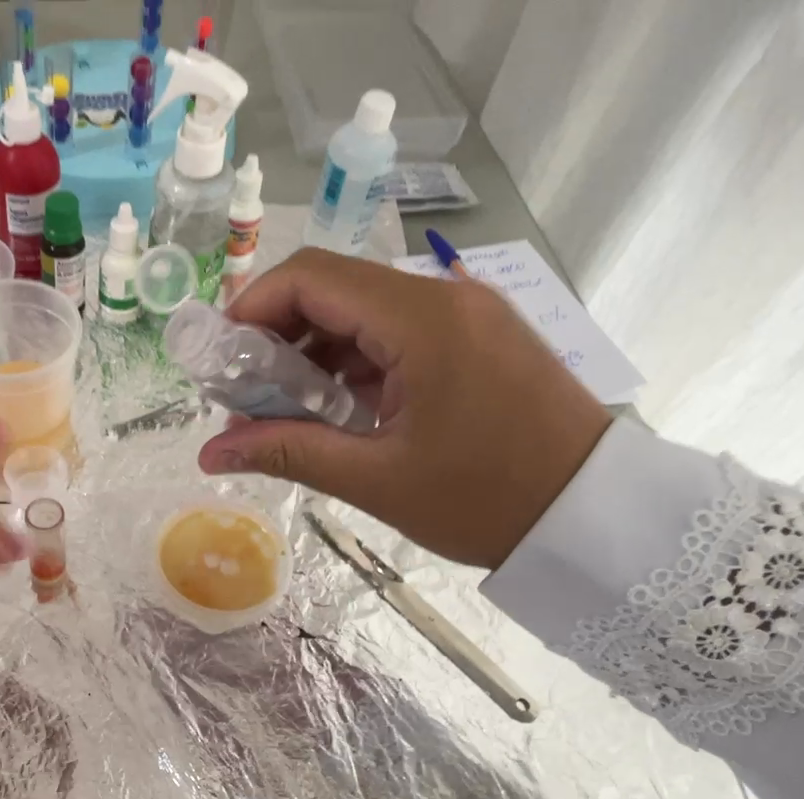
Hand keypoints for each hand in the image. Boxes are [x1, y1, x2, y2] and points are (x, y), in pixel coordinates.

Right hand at [198, 247, 612, 568]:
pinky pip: (398, 331)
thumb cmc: (487, 500)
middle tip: (245, 394)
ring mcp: (468, 313)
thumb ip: (287, 452)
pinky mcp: (479, 337)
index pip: (312, 278)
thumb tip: (208, 451)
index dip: (252, 309)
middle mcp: (445, 297)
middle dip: (277, 335)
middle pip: (334, 288)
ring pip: (364, 310)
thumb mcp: (377, 480)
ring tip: (285, 411)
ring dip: (314, 351)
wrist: (596, 516)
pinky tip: (338, 410)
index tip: (220, 361)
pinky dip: (355, 361)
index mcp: (422, 320)